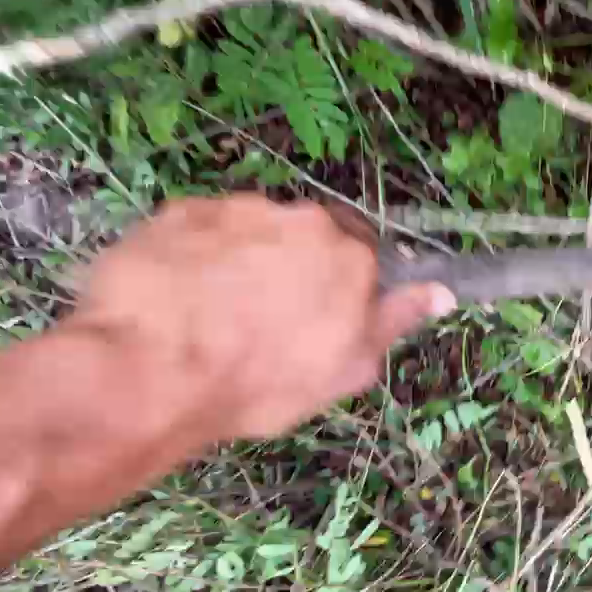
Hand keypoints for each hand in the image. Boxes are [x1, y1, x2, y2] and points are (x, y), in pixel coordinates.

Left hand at [68, 195, 453, 440]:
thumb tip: (442, 292)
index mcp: (350, 253)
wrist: (150, 375)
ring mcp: (235, 210)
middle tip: (268, 315)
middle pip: (308, 235)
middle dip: (295, 265)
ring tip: (215, 308)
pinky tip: (181, 295)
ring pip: (254, 229)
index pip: (362, 252)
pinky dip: (197, 255)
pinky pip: (200, 229)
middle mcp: (300, 217)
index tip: (324, 314)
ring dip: (246, 257)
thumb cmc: (264, 381)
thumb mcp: (349, 367)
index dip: (343, 284)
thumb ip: (396, 321)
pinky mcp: (174, 212)